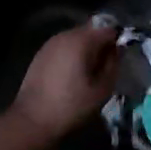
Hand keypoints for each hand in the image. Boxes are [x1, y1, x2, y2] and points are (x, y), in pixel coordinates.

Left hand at [8, 24, 119, 141]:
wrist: (32, 120)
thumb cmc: (71, 106)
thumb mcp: (102, 89)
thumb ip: (113, 64)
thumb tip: (117, 49)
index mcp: (82, 41)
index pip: (108, 29)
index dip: (117, 41)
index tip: (118, 59)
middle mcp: (65, 35)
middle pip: (91, 31)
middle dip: (100, 45)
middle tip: (104, 68)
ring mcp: (51, 43)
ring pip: (77, 38)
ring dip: (86, 49)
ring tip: (88, 72)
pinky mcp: (41, 52)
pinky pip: (64, 46)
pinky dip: (72, 54)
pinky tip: (71, 73)